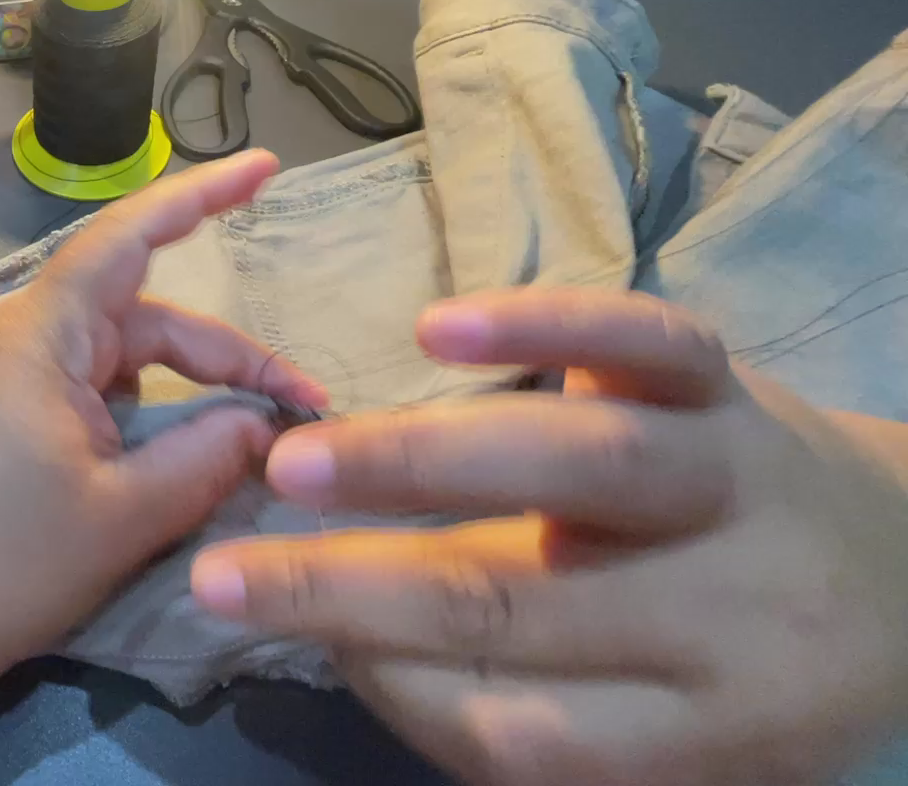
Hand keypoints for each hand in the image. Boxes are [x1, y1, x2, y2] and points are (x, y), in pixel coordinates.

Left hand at [0, 152, 327, 689]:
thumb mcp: (123, 514)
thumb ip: (208, 456)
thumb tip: (269, 423)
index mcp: (38, 335)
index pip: (125, 239)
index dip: (199, 195)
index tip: (266, 165)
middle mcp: (19, 334)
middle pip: (141, 315)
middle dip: (223, 354)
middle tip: (303, 407)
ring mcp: (7, 370)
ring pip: (119, 354)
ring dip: (185, 385)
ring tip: (254, 432)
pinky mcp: (2, 405)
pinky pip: (89, 384)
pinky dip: (141, 407)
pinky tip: (181, 446)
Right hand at [190, 288, 907, 785]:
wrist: (885, 560)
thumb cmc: (713, 641)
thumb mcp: (633, 709)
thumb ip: (484, 681)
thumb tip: (337, 635)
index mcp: (714, 733)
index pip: (517, 731)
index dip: (378, 680)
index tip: (278, 626)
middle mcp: (743, 620)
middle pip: (509, 603)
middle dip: (344, 587)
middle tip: (222, 573)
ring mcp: (735, 480)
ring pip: (570, 463)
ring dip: (407, 463)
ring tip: (291, 463)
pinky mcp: (723, 378)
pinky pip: (640, 341)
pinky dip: (537, 330)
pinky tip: (436, 331)